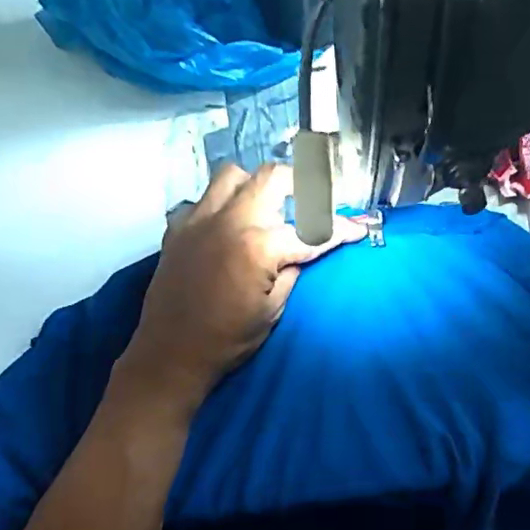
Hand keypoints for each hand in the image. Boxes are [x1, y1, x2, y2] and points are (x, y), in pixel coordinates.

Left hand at [122, 163, 364, 402]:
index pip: (310, 230)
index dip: (339, 230)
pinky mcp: (177, 228)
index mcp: (257, 246)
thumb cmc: (227, 342)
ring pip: (233, 175)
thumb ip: (290, 274)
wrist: (171, 354)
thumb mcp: (271, 312)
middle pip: (272, 177)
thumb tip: (301, 253)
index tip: (358, 228)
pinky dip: (220, 205)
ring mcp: (198, 219)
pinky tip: (226, 228)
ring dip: (255, 186)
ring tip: (265, 209)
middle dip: (301, 185)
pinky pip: (202, 199)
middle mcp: (228, 221)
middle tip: (312, 204)